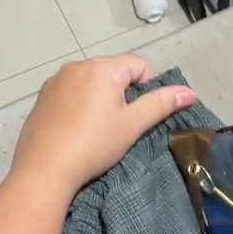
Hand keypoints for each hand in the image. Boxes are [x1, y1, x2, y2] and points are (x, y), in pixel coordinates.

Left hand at [10, 56, 195, 195]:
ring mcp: (56, 80)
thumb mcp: (132, 125)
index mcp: (103, 67)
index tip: (139, 116)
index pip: (140, 65)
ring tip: (96, 130)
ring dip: (100, 99)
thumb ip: (161, 104)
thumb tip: (190, 92)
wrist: (44, 169)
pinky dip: (78, 105)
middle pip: (114, 71)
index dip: (148, 88)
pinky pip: (70, 93)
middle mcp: (78, 66)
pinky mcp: (42, 97)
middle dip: (122, 93)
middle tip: (119, 126)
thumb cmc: (93, 145)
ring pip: (90, 82)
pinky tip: (75, 130)